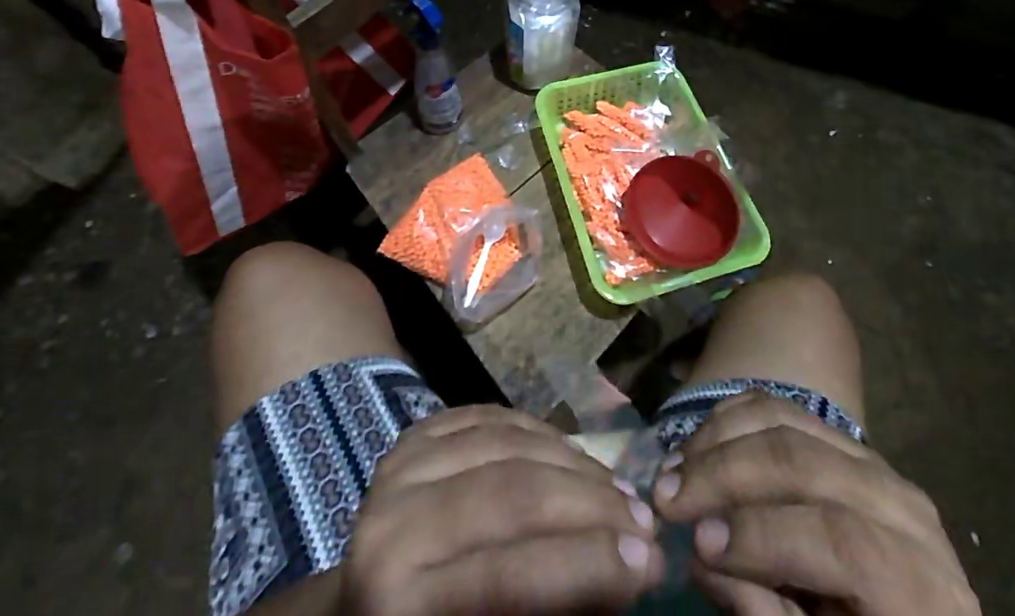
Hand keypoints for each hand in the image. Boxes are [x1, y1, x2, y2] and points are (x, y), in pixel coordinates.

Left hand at [340, 406, 662, 615]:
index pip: (508, 577)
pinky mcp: (413, 435)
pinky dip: (541, 432)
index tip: (648, 561)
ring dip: (578, 466)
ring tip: (620, 491)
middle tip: (645, 522)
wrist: (365, 597)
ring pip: (509, 445)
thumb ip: (559, 603)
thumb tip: (635, 565)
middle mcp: (390, 526)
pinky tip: (574, 455)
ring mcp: (399, 468)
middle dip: (592, 507)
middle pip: (512, 494)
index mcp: (401, 600)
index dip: (587, 565)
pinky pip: (492, 416)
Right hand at [652, 392, 978, 615]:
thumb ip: (767, 613)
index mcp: (916, 585)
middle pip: (804, 463)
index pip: (839, 539)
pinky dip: (733, 417)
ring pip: (786, 422)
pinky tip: (699, 443)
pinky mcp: (845, 442)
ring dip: (719, 439)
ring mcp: (873, 463)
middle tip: (665, 498)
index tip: (697, 544)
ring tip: (673, 470)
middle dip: (725, 475)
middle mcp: (903, 508)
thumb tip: (700, 554)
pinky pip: (783, 408)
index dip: (763, 536)